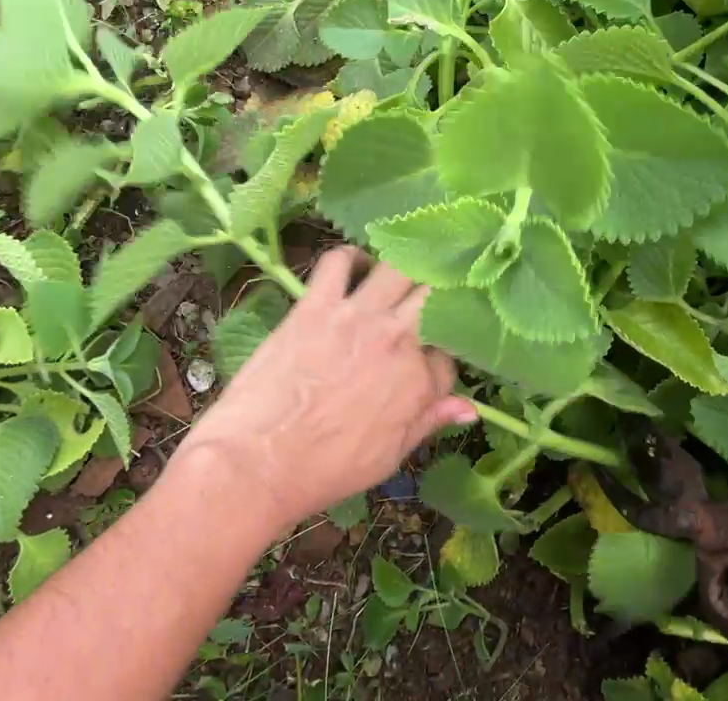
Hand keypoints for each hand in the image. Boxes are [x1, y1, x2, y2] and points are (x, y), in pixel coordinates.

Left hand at [172, 247, 475, 529]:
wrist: (258, 463)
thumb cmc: (325, 471)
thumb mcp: (389, 457)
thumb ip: (429, 422)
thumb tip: (469, 409)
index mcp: (417, 382)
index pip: (446, 357)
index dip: (439, 360)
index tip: (426, 366)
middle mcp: (396, 340)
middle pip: (435, 298)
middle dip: (439, 297)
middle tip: (429, 301)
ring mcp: (356, 316)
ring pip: (398, 269)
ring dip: (405, 270)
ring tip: (399, 277)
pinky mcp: (315, 304)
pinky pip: (338, 261)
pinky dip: (350, 257)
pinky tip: (354, 265)